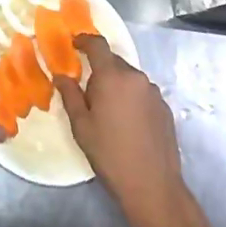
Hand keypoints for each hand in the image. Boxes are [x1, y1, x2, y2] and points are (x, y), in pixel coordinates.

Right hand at [55, 33, 184, 226]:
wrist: (153, 187)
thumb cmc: (110, 154)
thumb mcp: (81, 126)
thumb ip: (70, 94)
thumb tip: (61, 75)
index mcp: (112, 76)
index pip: (97, 44)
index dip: (84, 40)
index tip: (74, 44)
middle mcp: (135, 77)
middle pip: (114, 60)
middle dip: (100, 68)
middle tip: (88, 88)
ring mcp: (153, 92)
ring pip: (129, 77)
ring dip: (116, 83)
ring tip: (108, 108)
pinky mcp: (165, 108)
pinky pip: (142, 92)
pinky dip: (131, 97)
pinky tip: (127, 121)